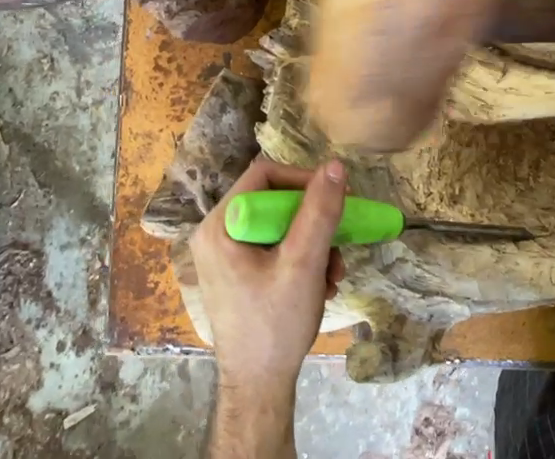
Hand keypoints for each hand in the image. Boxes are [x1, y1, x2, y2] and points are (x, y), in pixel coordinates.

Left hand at [190, 156, 347, 390]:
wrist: (259, 388)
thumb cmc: (275, 324)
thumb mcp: (303, 263)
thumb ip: (319, 211)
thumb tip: (335, 166)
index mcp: (220, 226)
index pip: (265, 175)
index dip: (304, 180)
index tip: (335, 199)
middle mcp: (216, 234)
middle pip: (275, 201)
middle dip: (314, 223)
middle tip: (339, 245)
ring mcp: (225, 256)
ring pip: (280, 226)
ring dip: (314, 244)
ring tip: (332, 274)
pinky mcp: (237, 275)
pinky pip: (275, 247)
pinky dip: (302, 260)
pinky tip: (320, 286)